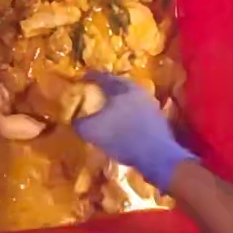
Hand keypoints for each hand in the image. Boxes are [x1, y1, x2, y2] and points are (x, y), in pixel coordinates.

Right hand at [72, 73, 196, 191]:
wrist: (156, 156)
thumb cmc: (121, 137)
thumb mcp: (92, 131)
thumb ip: (80, 123)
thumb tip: (75, 120)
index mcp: (122, 88)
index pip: (103, 77)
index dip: (91, 77)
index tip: (82, 78)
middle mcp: (138, 91)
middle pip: (120, 86)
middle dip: (107, 88)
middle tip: (96, 92)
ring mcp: (151, 105)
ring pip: (130, 99)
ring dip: (119, 103)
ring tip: (108, 109)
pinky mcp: (158, 120)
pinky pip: (138, 112)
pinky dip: (128, 115)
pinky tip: (122, 124)